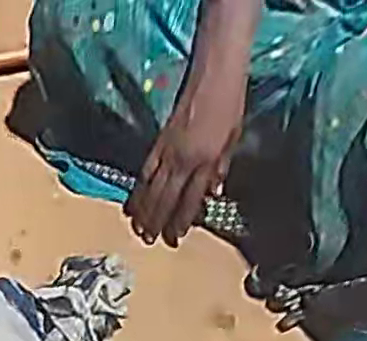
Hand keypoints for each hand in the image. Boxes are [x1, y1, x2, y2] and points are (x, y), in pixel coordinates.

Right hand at [126, 68, 246, 245]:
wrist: (214, 72)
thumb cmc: (230, 102)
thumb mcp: (234, 137)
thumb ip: (220, 168)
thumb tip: (213, 194)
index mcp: (206, 161)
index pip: (190, 200)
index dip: (181, 222)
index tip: (175, 237)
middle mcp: (184, 161)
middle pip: (166, 201)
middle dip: (158, 224)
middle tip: (151, 242)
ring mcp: (168, 152)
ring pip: (151, 191)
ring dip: (143, 214)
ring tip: (138, 230)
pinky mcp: (158, 143)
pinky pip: (144, 173)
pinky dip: (137, 192)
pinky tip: (132, 205)